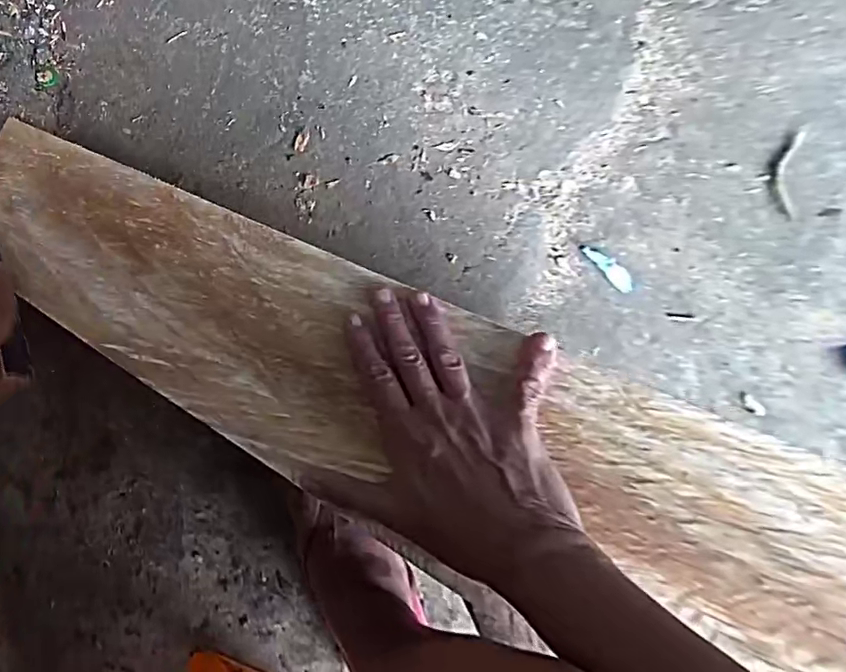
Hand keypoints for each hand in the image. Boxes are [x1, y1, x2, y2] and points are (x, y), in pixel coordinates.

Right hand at [307, 288, 588, 592]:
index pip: (379, 377)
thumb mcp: (394, 514)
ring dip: (434, 326)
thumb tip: (304, 477)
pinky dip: (534, 363)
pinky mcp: (515, 422)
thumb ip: (347, 493)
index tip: (354, 318)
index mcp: (407, 431)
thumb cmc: (457, 534)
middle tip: (382, 292)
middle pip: (409, 358)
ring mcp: (476, 413)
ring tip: (421, 297)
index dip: (364, 346)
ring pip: (448, 359)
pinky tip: (541, 338)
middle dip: (393, 322)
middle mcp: (437, 412)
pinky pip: (525, 387)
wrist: (523, 551)